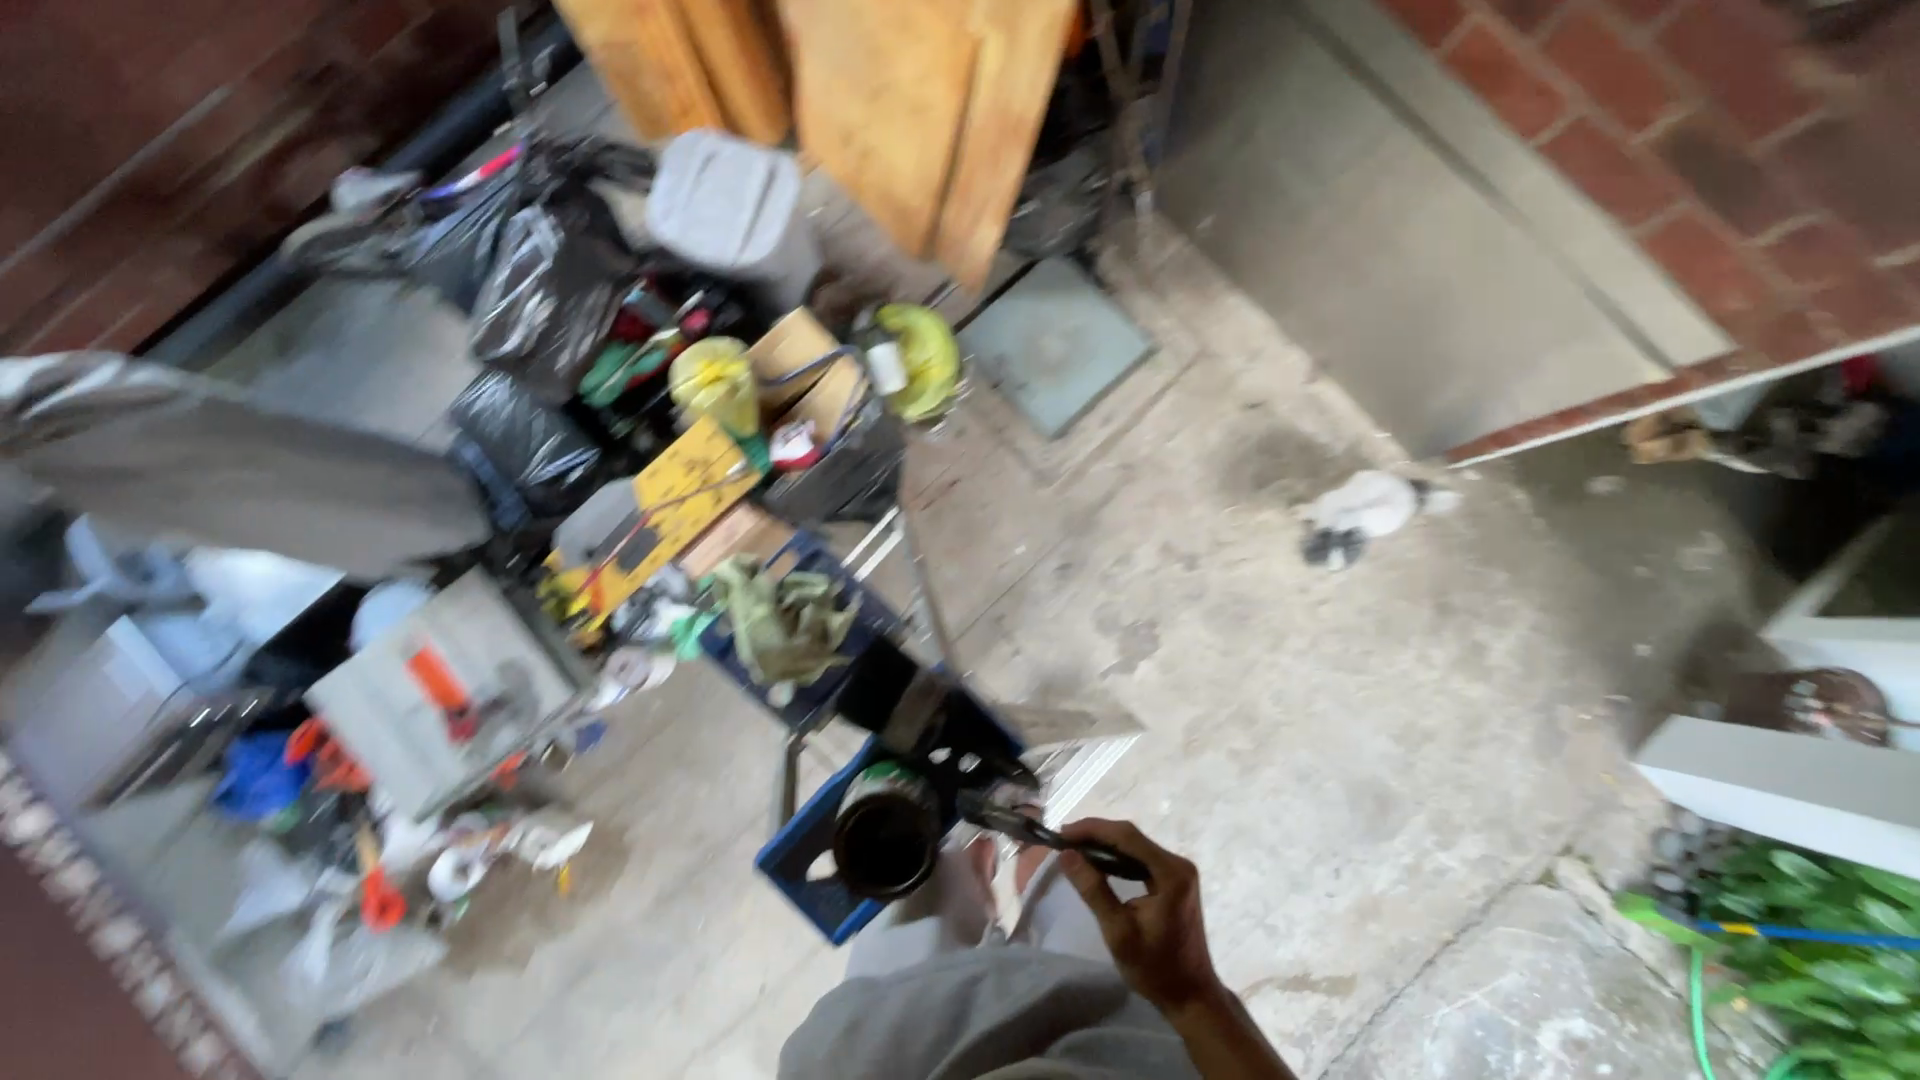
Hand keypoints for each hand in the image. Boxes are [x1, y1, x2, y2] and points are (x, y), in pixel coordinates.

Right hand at [1057, 818, 1223, 1012]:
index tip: (1062, 833)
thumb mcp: (1118, 931)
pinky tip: (1098, 863)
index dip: (1092, 829)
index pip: (1127, 836)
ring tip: (1074, 849)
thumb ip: (1093, 890)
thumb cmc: (1155, 968)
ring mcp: (1179, 871)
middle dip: (1096, 834)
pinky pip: (1141, 858)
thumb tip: (1066, 855)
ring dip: (1105, 844)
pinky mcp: (1175, 880)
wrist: (1191, 996)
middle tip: (1063, 841)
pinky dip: (1117, 856)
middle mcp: (1179, 864)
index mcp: (1171, 873)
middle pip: (1132, 837)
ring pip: (1135, 845)